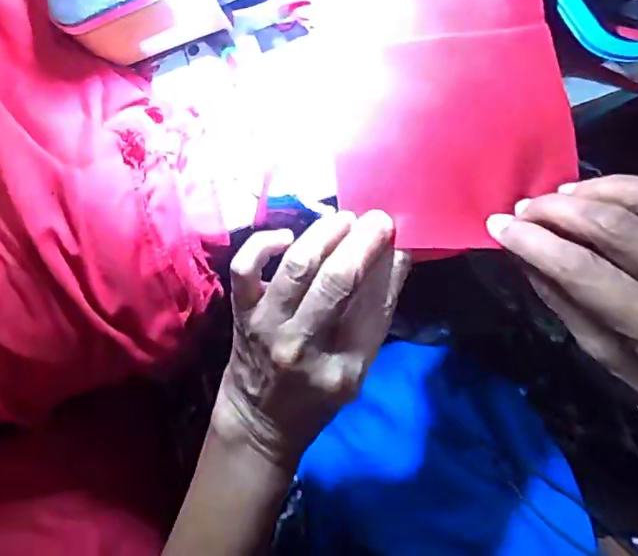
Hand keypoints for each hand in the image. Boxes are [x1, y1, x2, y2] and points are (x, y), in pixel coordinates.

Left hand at [216, 210, 411, 466]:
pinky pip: (246, 268)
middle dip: (359, 243)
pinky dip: (264, 244)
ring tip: (342, 218)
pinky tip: (287, 236)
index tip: (395, 234)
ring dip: (322, 235)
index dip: (385, 265)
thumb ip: (376, 317)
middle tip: (377, 218)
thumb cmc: (316, 395)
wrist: (259, 419)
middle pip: (335, 282)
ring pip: (296, 268)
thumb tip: (396, 258)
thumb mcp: (357, 370)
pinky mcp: (241, 311)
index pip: (372, 308)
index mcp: (343, 369)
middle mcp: (303, 345)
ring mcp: (267, 325)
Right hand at [487, 175, 637, 464]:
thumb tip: (519, 249)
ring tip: (574, 194)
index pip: (588, 273)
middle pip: (623, 228)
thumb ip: (565, 301)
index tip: (498, 224)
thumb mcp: (614, 364)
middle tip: (528, 208)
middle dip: (559, 209)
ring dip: (608, 187)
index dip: (533, 242)